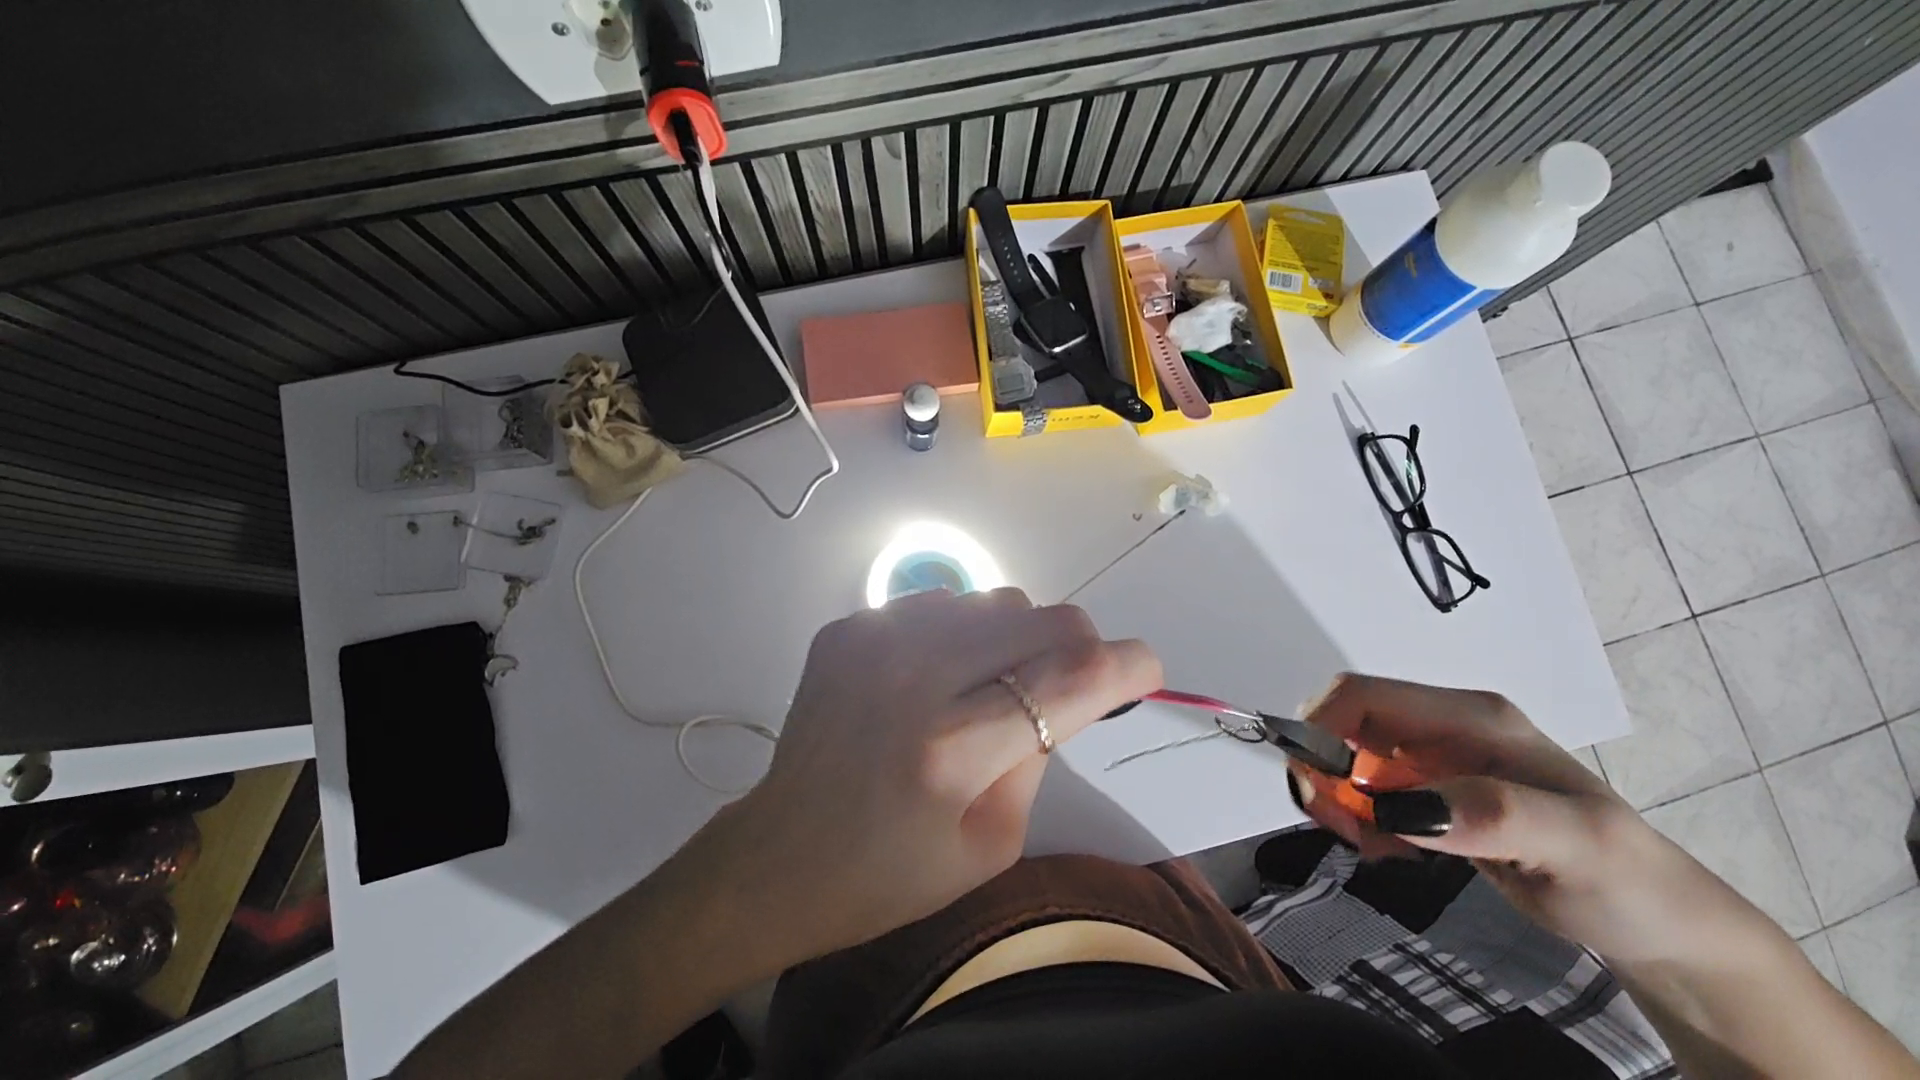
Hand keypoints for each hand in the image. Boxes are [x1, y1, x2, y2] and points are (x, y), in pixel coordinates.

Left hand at [697, 588, 1161, 963]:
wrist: (779, 858)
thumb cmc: (891, 875)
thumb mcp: (992, 844)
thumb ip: (1038, 756)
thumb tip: (1070, 687)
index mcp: (952, 750)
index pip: (1071, 678)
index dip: (1126, 666)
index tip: (1143, 670)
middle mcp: (913, 677)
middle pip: (1042, 618)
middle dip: (1076, 648)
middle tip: (1063, 689)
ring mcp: (874, 641)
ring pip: (995, 599)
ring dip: (1015, 638)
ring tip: (988, 688)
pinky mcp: (847, 628)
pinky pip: (941, 603)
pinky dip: (961, 634)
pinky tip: (936, 679)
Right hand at [1290, 673, 1743, 963]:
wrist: (1657, 922)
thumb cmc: (1624, 878)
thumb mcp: (1571, 843)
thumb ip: (1488, 814)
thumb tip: (1392, 804)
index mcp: (1473, 718)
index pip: (1362, 695)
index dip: (1320, 729)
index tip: (1315, 791)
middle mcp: (1447, 728)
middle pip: (1346, 726)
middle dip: (1324, 773)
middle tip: (1343, 830)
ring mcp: (1438, 761)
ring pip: (1348, 760)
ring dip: (1340, 801)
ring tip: (1374, 849)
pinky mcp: (1433, 794)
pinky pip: (1367, 793)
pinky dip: (1359, 819)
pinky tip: (1391, 851)